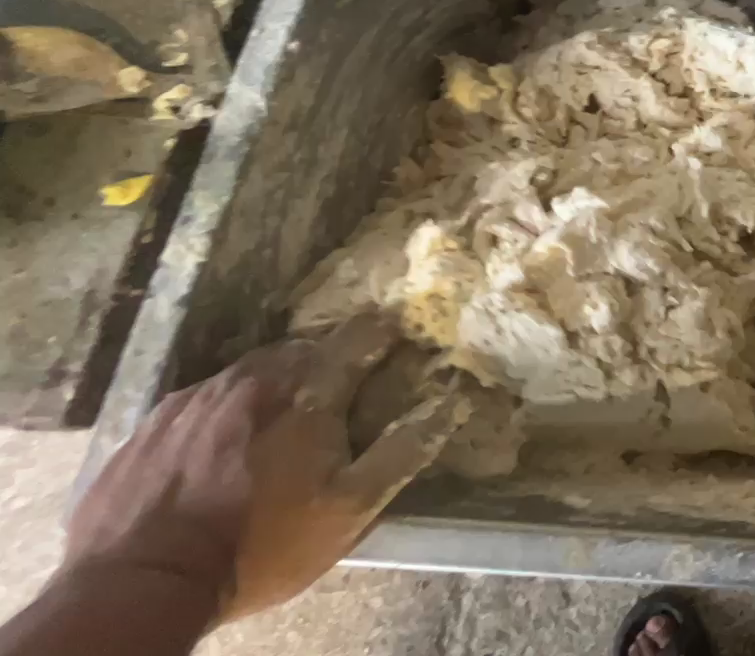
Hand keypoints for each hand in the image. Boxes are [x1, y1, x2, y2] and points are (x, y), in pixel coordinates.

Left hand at [64, 314, 469, 622]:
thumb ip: (404, 449)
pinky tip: (226, 441)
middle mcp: (251, 381)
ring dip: (275, 382)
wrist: (135, 589)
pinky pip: (202, 399)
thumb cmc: (261, 544)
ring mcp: (192, 402)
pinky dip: (226, 409)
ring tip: (284, 413)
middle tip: (342, 385)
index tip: (400, 337)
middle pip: (301, 350)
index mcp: (309, 393)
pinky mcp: (147, 429)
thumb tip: (451, 401)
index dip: (384, 334)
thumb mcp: (350, 507)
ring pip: (249, 371)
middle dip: (327, 359)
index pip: (358, 338)